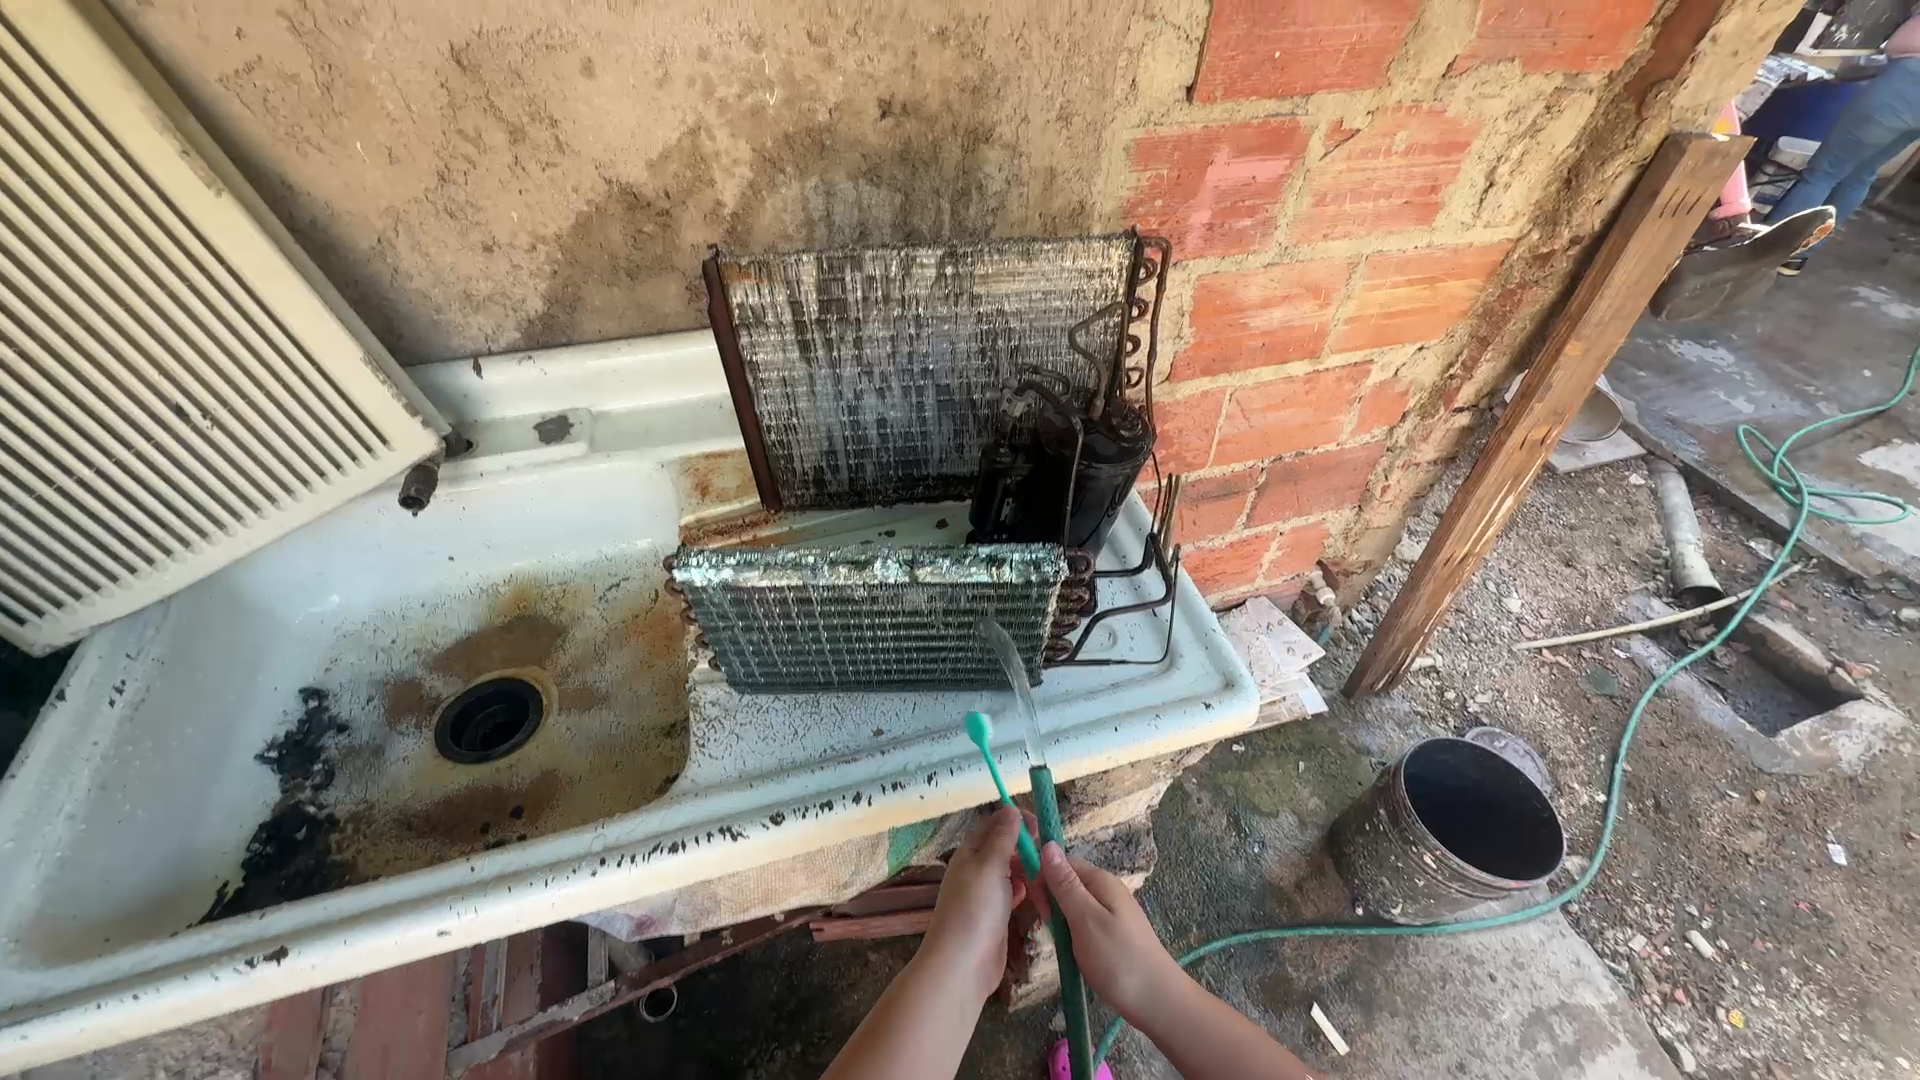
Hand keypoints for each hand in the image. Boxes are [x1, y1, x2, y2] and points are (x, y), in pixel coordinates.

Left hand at [918, 805, 1030, 1001]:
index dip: (1014, 820)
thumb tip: (1011, 808)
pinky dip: (1024, 890)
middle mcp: (975, 870)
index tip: (1039, 824)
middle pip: (1002, 848)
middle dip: (1024, 846)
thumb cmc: (975, 909)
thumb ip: (1003, 837)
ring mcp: (984, 894)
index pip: (992, 825)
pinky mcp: (995, 916)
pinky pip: (1012, 894)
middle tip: (1048, 850)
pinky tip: (1034, 894)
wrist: (962, 965)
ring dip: (1026, 869)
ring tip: (1046, 871)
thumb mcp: (990, 866)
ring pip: (1009, 871)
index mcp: (969, 853)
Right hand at [1039, 841, 1186, 1020]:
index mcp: (1100, 880)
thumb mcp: (1085, 918)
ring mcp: (1112, 913)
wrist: (1158, 1002)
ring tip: (1063, 946)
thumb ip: (1065, 884)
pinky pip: (1084, 924)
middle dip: (1051, 902)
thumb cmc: (1118, 959)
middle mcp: (1107, 890)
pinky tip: (1074, 953)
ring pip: (1073, 906)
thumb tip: (1048, 844)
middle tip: (1051, 931)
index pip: (1061, 863)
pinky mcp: (1113, 933)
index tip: (1037, 907)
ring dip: (1061, 922)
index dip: (1043, 880)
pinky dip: (1073, 936)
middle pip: (1067, 883)